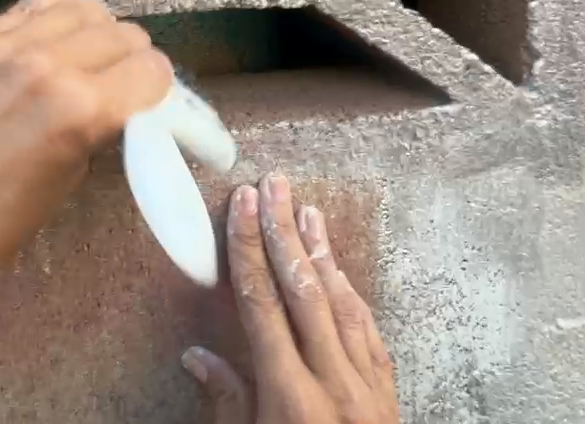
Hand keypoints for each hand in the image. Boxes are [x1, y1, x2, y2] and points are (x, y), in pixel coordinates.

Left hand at [0, 0, 172, 291]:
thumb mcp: (70, 177)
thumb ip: (100, 123)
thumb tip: (120, 94)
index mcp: (78, 108)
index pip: (151, 68)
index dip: (157, 88)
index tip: (148, 103)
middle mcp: (46, 62)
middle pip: (122, 32)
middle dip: (132, 59)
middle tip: (120, 86)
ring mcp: (4, 43)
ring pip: (81, 6)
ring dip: (97, 31)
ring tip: (87, 58)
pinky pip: (35, 4)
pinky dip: (57, 18)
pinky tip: (53, 41)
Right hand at [182, 175, 398, 423]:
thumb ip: (225, 403)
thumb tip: (194, 353)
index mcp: (291, 396)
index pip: (262, 301)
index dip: (247, 247)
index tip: (242, 201)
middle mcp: (334, 383)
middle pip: (303, 289)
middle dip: (284, 231)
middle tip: (274, 183)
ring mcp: (369, 390)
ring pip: (341, 304)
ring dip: (321, 252)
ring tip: (307, 209)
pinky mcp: (391, 399)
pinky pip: (371, 335)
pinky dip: (352, 296)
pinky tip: (340, 272)